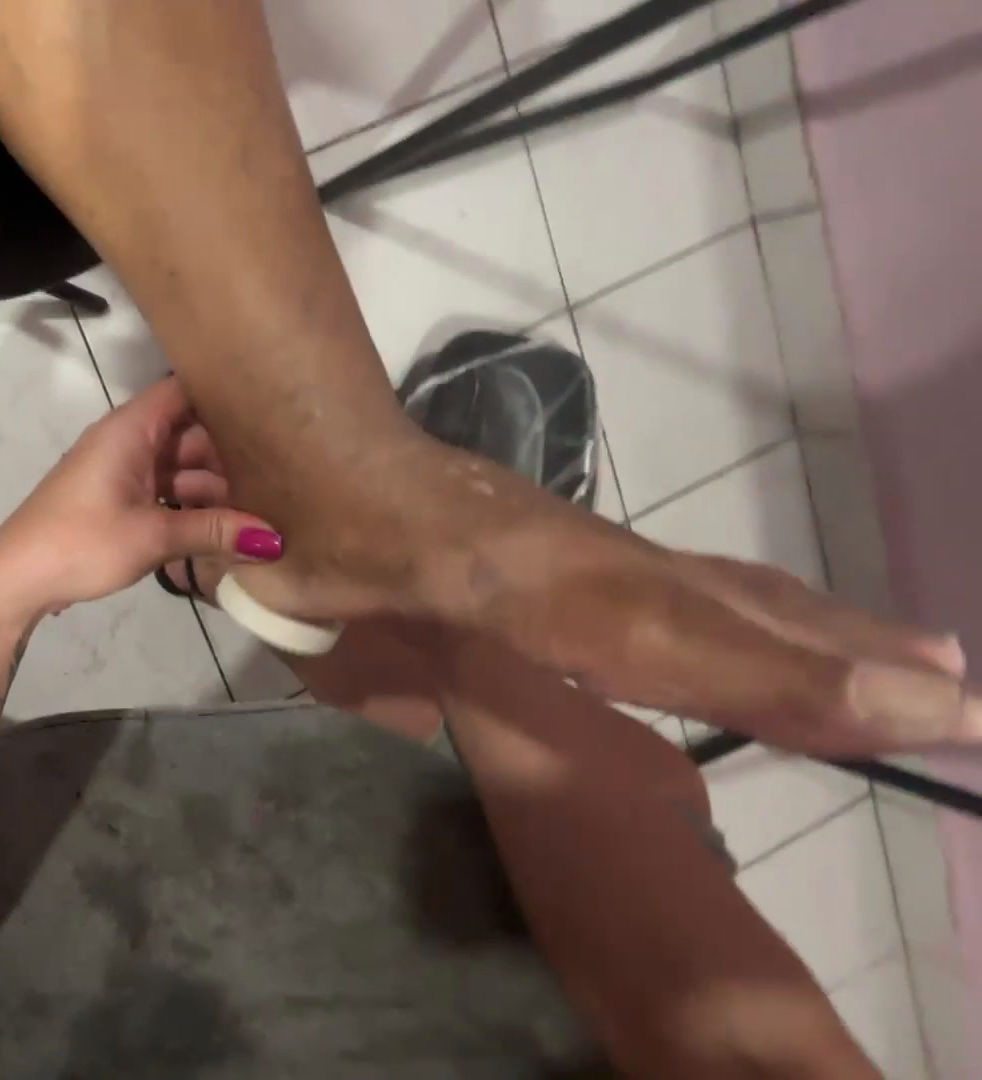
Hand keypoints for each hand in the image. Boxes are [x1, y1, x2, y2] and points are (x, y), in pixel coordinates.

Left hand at [0, 378, 283, 617]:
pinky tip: (223, 530)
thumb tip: (274, 541)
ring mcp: (118, 472)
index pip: (185, 391)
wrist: (15, 578)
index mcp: (130, 429)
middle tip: (283, 477)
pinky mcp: (113, 501)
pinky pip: (161, 492)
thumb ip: (214, 532)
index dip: (227, 396)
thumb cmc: (81, 542)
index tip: (275, 411)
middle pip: (188, 435)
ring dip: (211, 490)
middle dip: (229, 457)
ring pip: (177, 468)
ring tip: (264, 510)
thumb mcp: (152, 537)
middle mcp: (125, 441)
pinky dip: (188, 506)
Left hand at [222, 416, 971, 757]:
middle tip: (954, 704)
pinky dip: (738, 602)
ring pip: (700, 585)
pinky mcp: (564, 530)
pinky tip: (772, 618)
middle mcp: (559, 552)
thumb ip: (367, 664)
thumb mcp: (319, 598)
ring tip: (916, 666)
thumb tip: (417, 715)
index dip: (768, 675)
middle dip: (826, 659)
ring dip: (807, 630)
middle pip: (708, 606)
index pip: (657, 633)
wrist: (308, 446)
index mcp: (499, 573)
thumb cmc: (299, 532)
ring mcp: (569, 537)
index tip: (913, 710)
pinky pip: (667, 572)